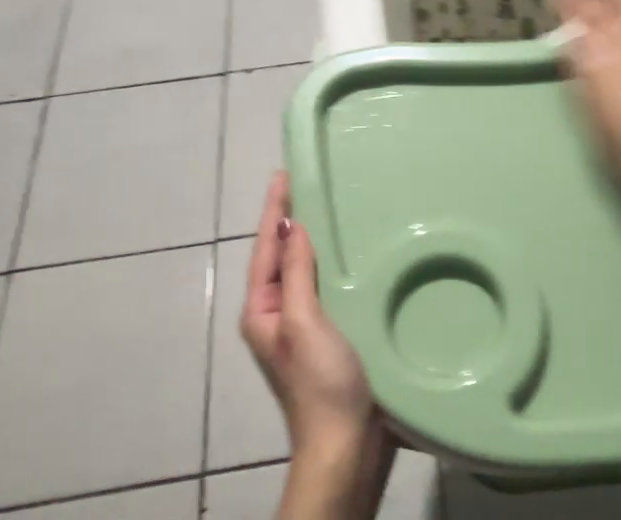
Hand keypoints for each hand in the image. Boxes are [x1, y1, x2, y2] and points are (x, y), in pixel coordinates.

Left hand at [243, 174, 391, 519]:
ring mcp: (307, 326)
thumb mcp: (303, 322)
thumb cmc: (321, 383)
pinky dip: (338, 264)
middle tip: (310, 181)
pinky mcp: (335, 335)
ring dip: (316, 239)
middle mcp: (280, 314)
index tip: (283, 173)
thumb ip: (296, 273)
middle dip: (292, 219)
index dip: (275, 209)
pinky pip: (331, 287)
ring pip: (308, 271)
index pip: (267, 247)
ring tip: (333, 206)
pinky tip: (357, 252)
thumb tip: (293, 226)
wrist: (348, 447)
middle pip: (283, 256)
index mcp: (263, 311)